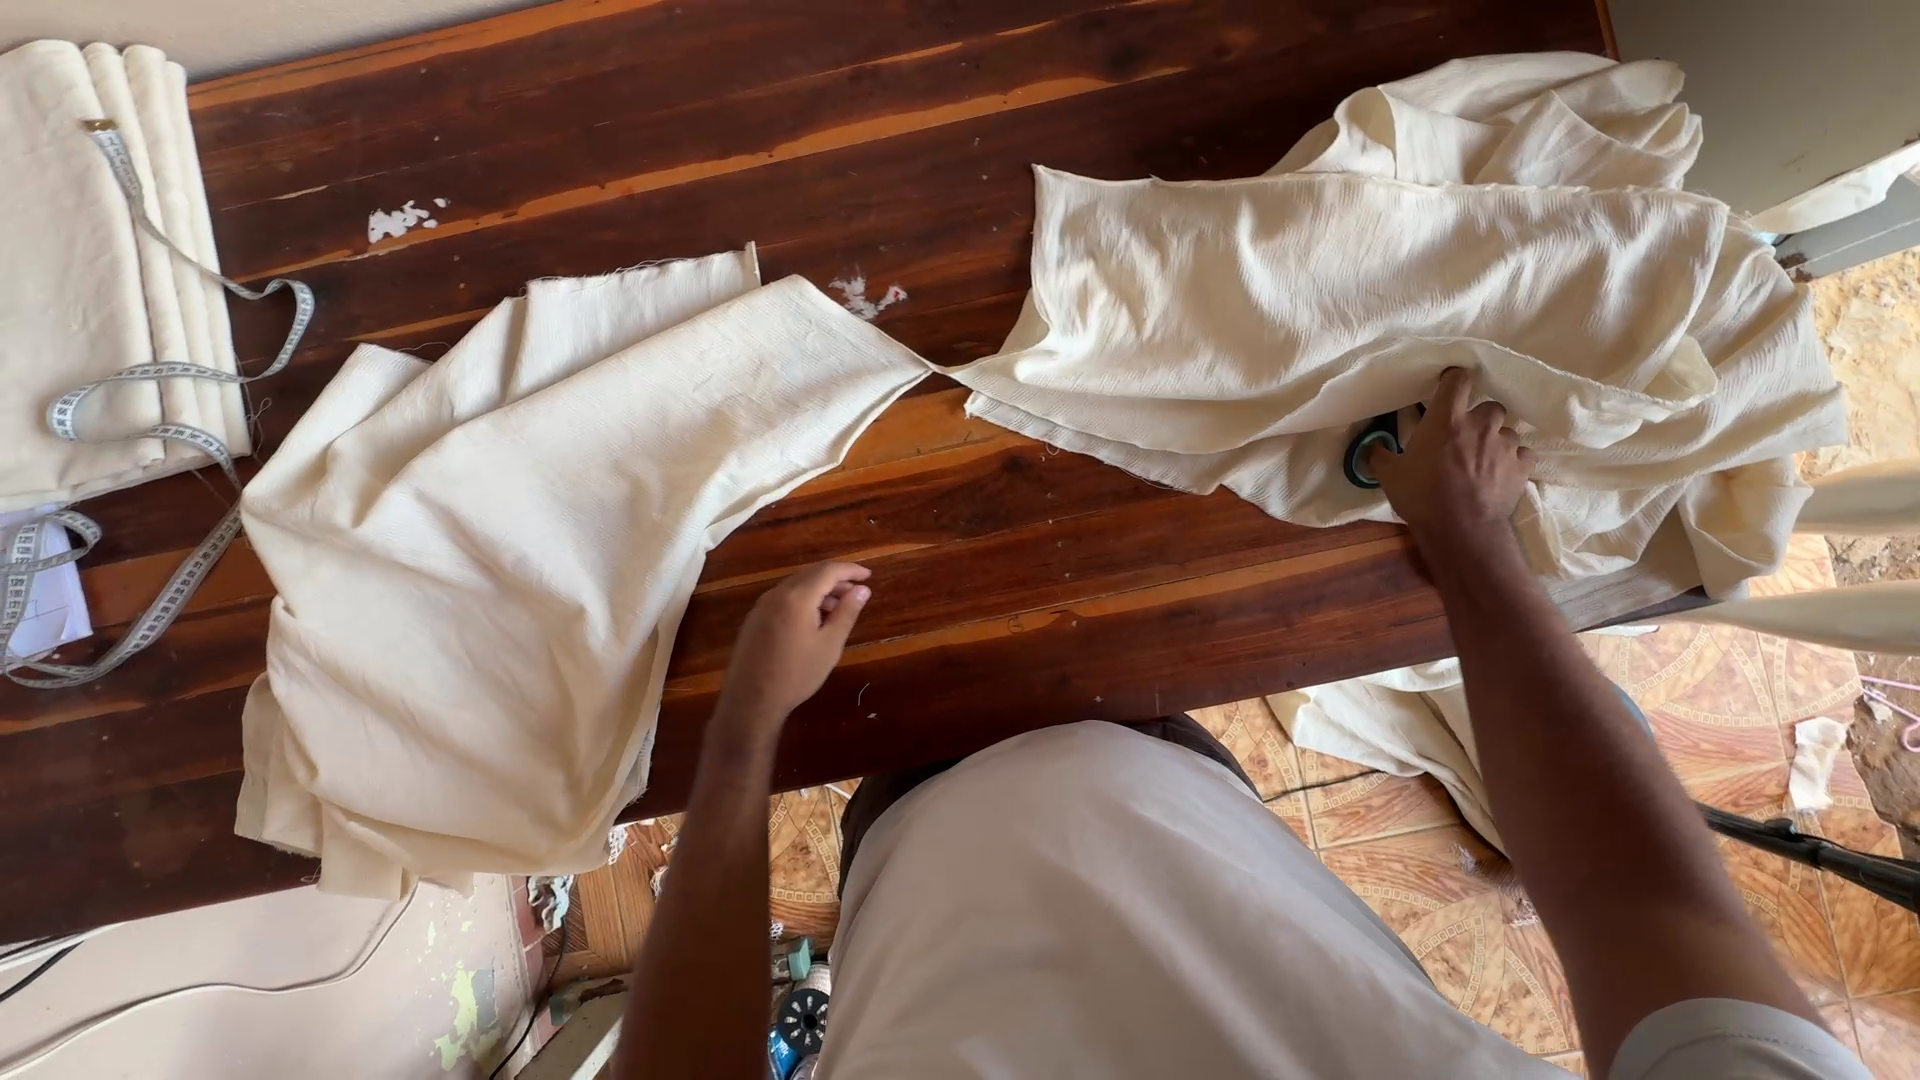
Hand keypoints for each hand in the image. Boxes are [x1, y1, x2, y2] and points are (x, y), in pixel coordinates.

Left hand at [716, 562, 871, 723]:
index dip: (850, 570)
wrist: (751, 700)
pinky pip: (783, 598)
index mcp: (797, 597)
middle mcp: (777, 594)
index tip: (868, 576)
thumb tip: (862, 589)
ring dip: (819, 590)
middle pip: (810, 574)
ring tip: (837, 608)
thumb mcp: (829, 645)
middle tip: (856, 592)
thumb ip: (847, 613)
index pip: (828, 570)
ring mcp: (762, 606)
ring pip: (796, 585)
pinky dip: (802, 599)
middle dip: (835, 579)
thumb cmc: (797, 674)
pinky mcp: (754, 619)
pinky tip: (812, 619)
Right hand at [1368, 367, 1535, 548]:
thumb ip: (1380, 456)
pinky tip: (1498, 473)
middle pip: (1489, 406)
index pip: (1458, 380)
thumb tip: (1370, 447)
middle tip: (1464, 435)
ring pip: (1505, 431)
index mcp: (1446, 419)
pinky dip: (1511, 460)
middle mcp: (1481, 423)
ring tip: (1481, 459)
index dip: (1455, 380)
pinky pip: (1520, 454)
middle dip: (1478, 418)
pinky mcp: (1523, 465)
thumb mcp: (1389, 476)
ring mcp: (1506, 443)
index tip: (1448, 387)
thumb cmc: (1421, 496)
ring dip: (1494, 440)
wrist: (1460, 528)